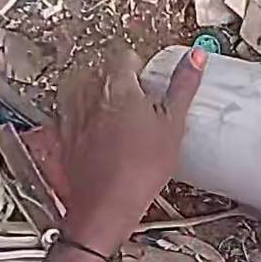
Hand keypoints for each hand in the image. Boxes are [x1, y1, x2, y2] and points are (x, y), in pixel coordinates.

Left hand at [58, 45, 203, 253]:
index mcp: (119, 86)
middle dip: (121, 86)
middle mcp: (90, 96)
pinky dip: (85, 124)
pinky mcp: (63, 139)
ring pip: (87, 95)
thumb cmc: (141, 168)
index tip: (149, 84)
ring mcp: (73, 116)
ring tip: (121, 125)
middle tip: (140, 109)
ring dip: (101, 103)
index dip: (141, 69)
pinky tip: (101, 142)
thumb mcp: (173, 124)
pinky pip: (73, 119)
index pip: (126, 58)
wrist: (107, 205)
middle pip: (105, 76)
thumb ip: (183, 86)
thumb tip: (197, 56)